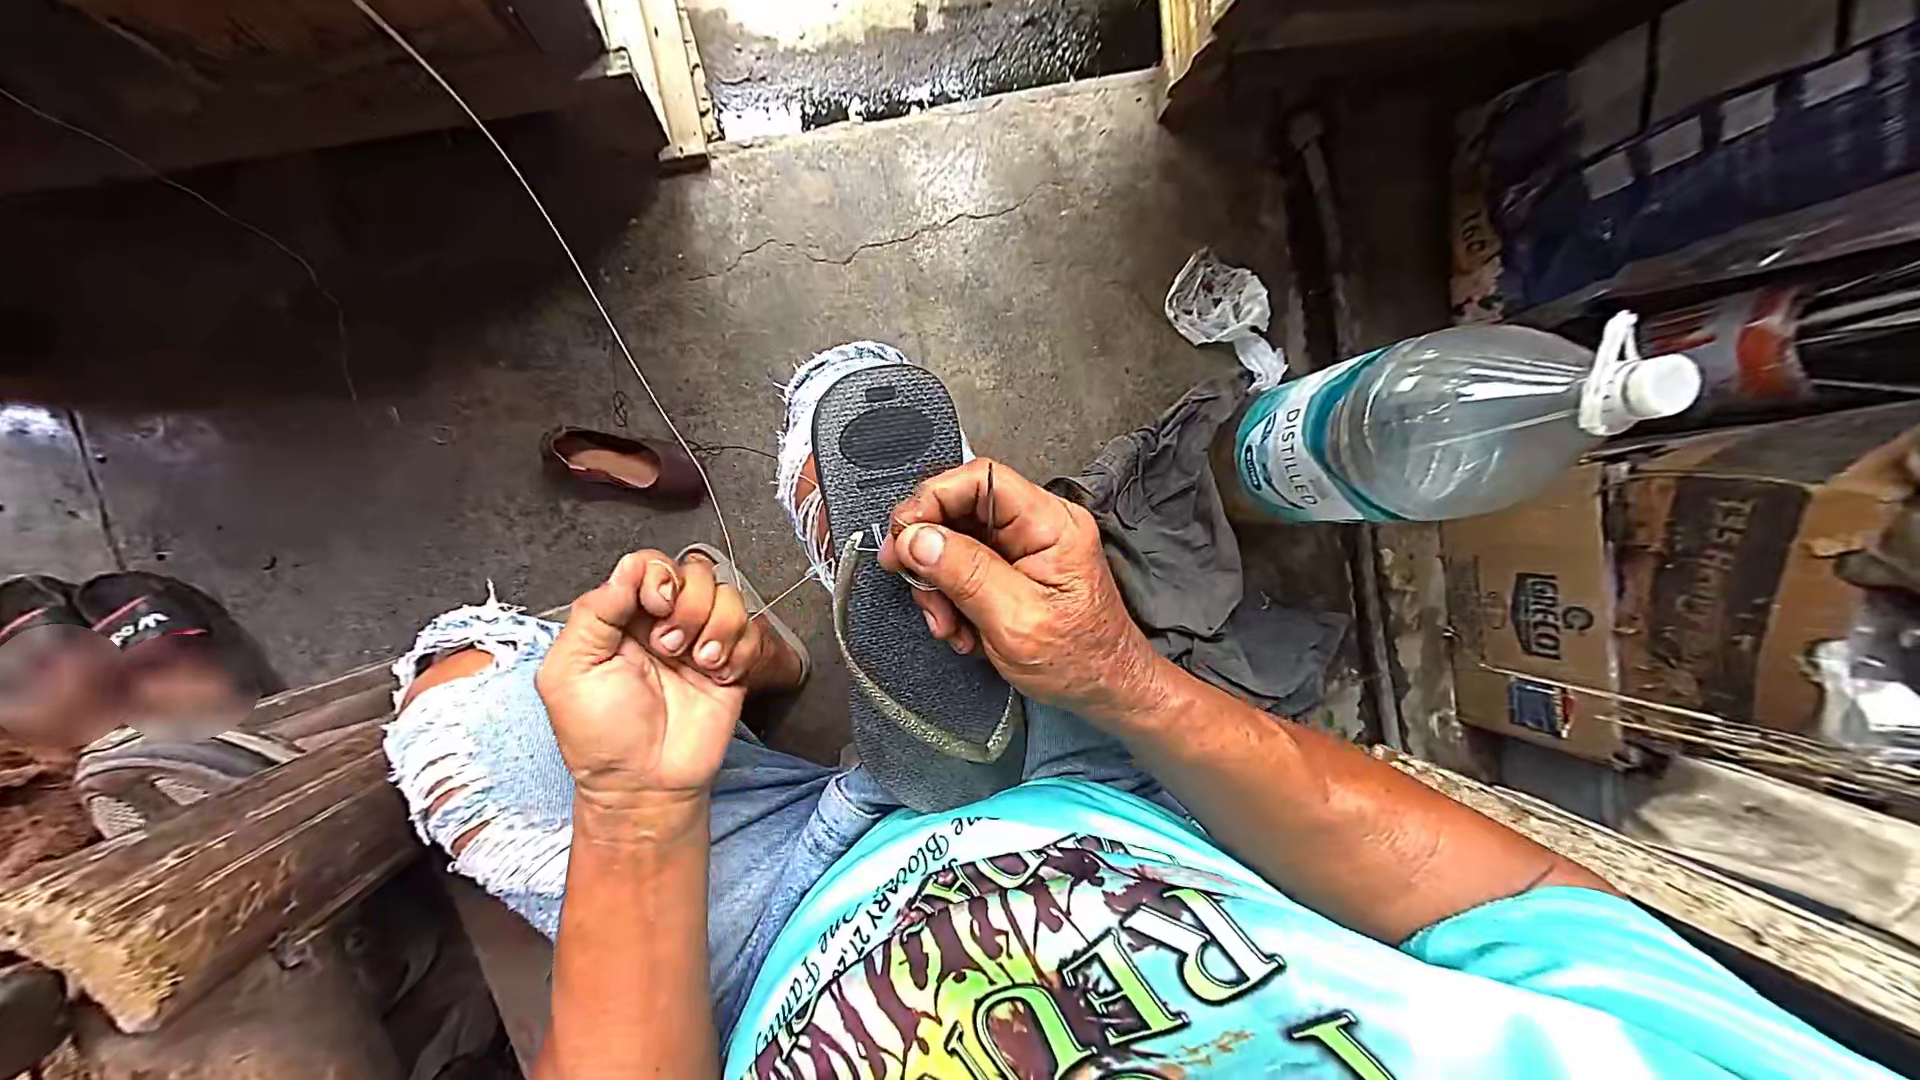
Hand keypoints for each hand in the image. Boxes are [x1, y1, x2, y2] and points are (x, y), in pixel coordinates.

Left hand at [535, 550, 763, 806]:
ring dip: (717, 628)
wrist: (649, 784)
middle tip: (669, 647)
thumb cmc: (602, 736)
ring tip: (698, 663)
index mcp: (622, 616)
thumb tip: (629, 567)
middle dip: (689, 606)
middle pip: (697, 572)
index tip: (654, 608)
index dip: (660, 576)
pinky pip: (753, 630)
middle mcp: (665, 620)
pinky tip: (719, 676)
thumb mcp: (570, 672)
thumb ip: (594, 612)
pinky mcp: (734, 660)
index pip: (650, 564)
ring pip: (730, 596)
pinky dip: (739, 651)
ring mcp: (702, 639)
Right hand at [879, 459, 1167, 724]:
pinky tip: (960, 626)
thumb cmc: (1080, 660)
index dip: (933, 498)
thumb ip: (966, 574)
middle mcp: (1038, 525)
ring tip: (947, 622)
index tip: (903, 534)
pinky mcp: (1012, 568)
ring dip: (938, 584)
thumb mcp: (1016, 621)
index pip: (981, 479)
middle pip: (961, 509)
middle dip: (929, 551)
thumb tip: (917, 538)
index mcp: (1051, 525)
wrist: (1105, 688)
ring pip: (954, 541)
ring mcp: (1024, 546)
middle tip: (911, 580)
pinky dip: (950, 597)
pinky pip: (963, 567)